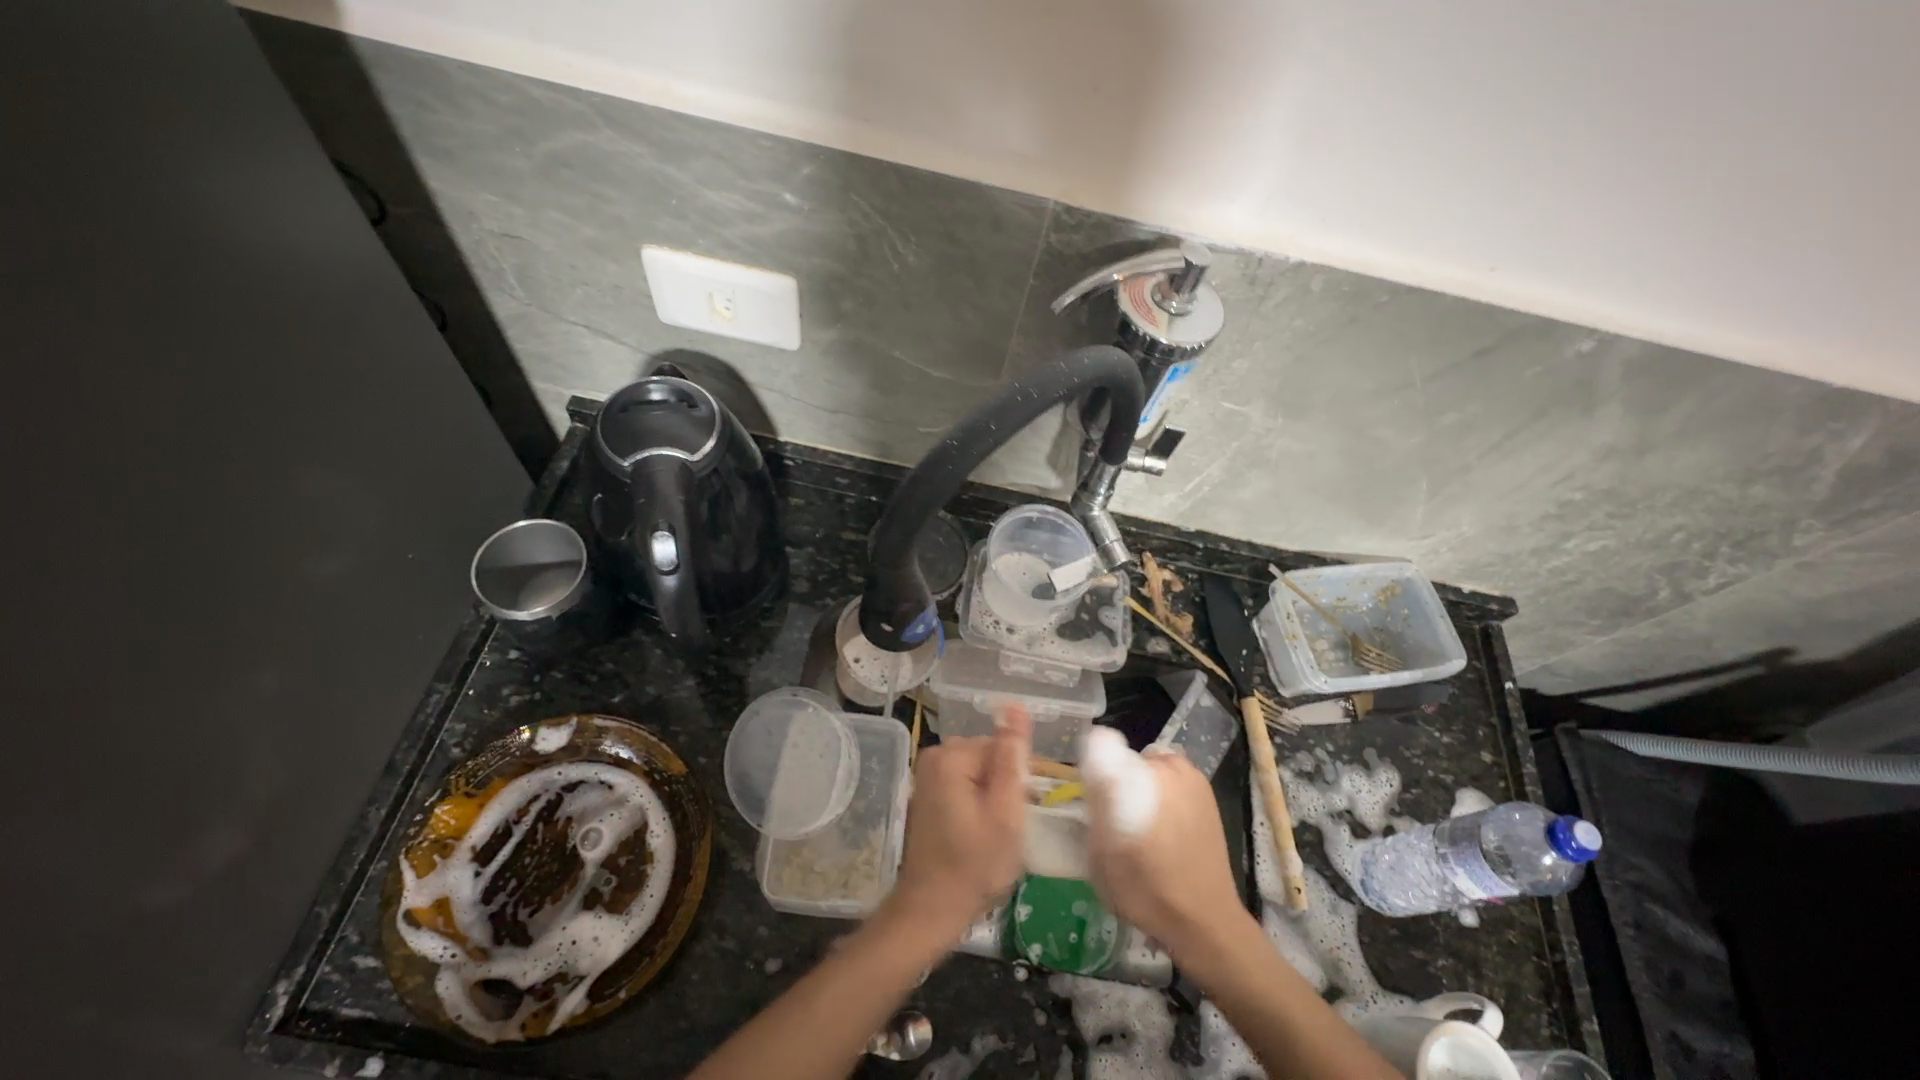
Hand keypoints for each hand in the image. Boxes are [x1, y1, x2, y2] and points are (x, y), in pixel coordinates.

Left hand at [884, 705, 1030, 936]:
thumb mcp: (1005, 811)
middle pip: (991, 758)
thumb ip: (1012, 756)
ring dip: (994, 799)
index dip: (1020, 780)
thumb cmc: (974, 865)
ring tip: (996, 834)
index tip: (1022, 813)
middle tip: (1009, 827)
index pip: (1004, 748)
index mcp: (951, 756)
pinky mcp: (927, 796)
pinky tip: (980, 836)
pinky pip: (966, 787)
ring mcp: (927, 777)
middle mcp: (933, 757)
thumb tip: (1015, 704)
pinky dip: (978, 807)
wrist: (932, 909)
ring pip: (981, 774)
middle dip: (1006, 787)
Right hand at [1086, 749, 1246, 959]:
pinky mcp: (1206, 790)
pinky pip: (1174, 777)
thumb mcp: (1100, 852)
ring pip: (1151, 765)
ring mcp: (1188, 775)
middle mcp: (1161, 765)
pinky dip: (1166, 791)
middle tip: (1118, 816)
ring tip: (1145, 821)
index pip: (1099, 745)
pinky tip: (1167, 824)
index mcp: (1131, 777)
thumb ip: (1094, 804)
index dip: (1092, 767)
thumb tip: (1092, 773)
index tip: (1091, 794)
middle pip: (1127, 757)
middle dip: (1118, 779)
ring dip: (1144, 783)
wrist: (1203, 917)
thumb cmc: (1143, 889)